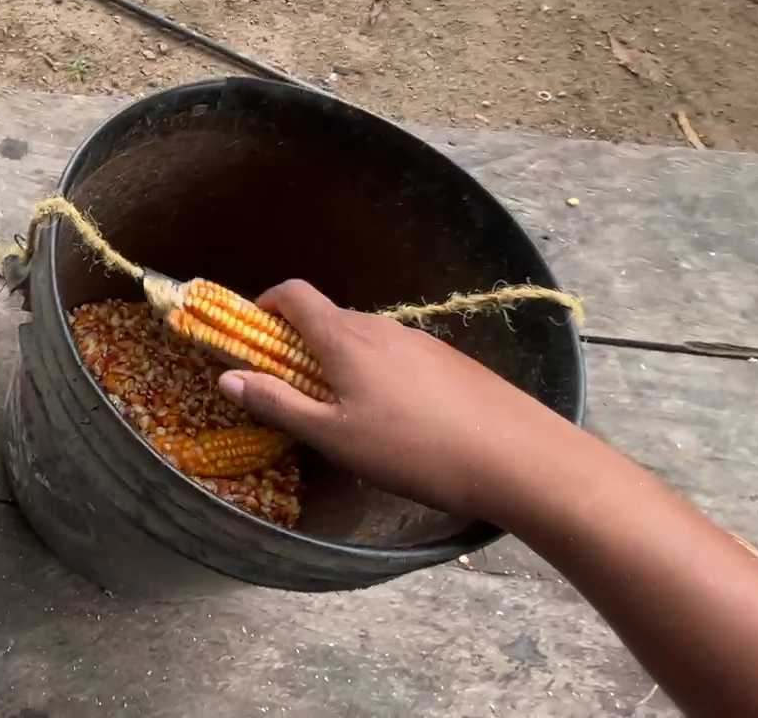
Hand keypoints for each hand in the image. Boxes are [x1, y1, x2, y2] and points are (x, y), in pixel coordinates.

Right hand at [217, 280, 576, 520]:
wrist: (532, 464)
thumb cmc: (417, 449)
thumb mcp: (333, 435)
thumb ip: (276, 403)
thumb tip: (226, 378)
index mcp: (343, 336)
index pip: (292, 292)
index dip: (265, 304)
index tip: (254, 335)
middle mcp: (379, 327)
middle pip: (325, 317)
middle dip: (299, 343)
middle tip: (296, 387)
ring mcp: (421, 342)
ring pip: (362, 338)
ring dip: (340, 360)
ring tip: (349, 410)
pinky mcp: (453, 362)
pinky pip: (397, 355)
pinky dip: (378, 372)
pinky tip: (400, 420)